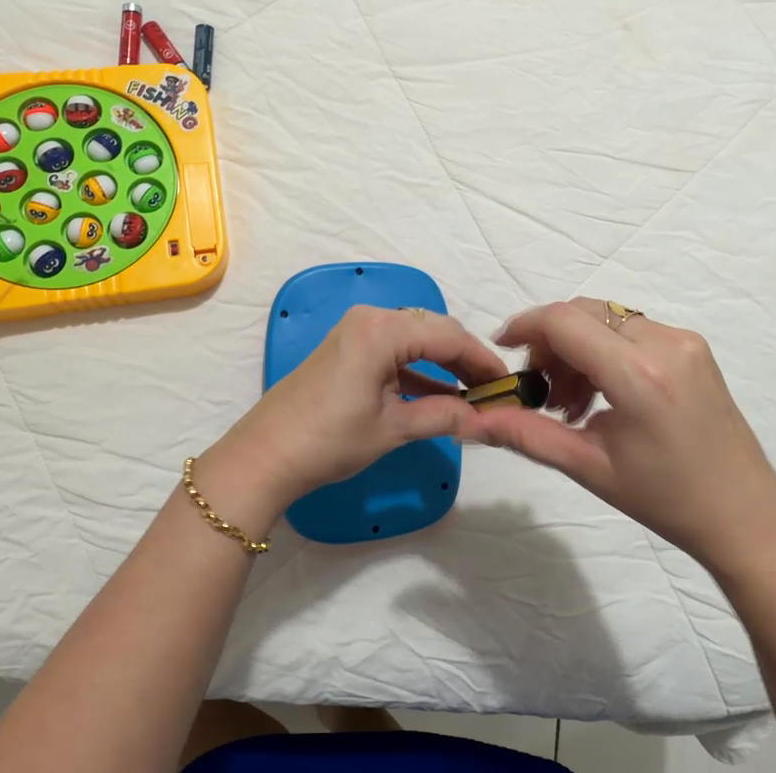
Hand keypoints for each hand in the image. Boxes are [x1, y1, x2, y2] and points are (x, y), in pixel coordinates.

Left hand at [198, 306, 509, 531]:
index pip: (449, 336)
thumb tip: (486, 418)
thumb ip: (444, 416)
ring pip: (416, 340)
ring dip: (444, 365)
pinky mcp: (347, 348)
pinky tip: (440, 395)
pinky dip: (418, 371)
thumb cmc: (330, 440)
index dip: (483, 360)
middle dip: (466, 360)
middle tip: (495, 390)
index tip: (509, 384)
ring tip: (474, 395)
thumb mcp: (393, 428)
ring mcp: (356, 331)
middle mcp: (371, 319)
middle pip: (434, 332)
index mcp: (383, 330)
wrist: (265, 456)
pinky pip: (395, 351)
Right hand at [458, 298, 775, 572]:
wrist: (744, 514)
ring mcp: (685, 340)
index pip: (564, 321)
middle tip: (541, 392)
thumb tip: (470, 421)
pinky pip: (632, 329)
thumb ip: (526, 434)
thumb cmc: (665, 498)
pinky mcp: (694, 347)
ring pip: (607, 319)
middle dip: (550, 343)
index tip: (503, 351)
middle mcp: (665, 342)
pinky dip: (605, 351)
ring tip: (573, 404)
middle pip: (584, 312)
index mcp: (639, 374)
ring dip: (578, 348)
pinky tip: (603, 396)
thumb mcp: (588, 467)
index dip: (525, 327)